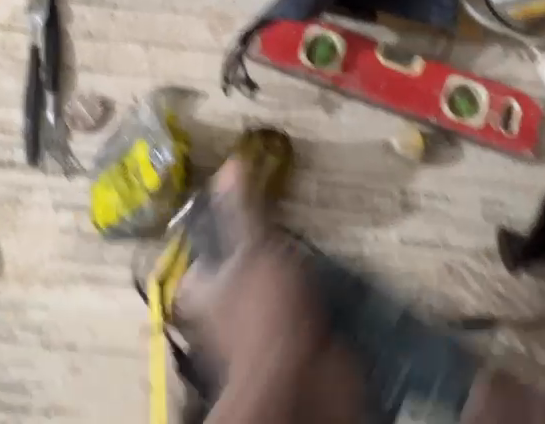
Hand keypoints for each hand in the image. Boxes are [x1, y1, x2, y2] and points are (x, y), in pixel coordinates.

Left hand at [185, 162, 366, 423]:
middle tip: (295, 201)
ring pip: (281, 274)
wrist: (308, 380)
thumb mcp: (251, 247)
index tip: (255, 183)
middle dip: (273, 232)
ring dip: (302, 256)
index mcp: (203, 285)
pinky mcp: (299, 333)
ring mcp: (264, 320)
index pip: (210, 237)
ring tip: (323, 222)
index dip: (228, 211)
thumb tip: (230, 163)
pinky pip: (309, 296)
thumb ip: (241, 207)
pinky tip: (341, 257)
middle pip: (248, 254)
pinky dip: (323, 280)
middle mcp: (227, 305)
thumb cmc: (266, 311)